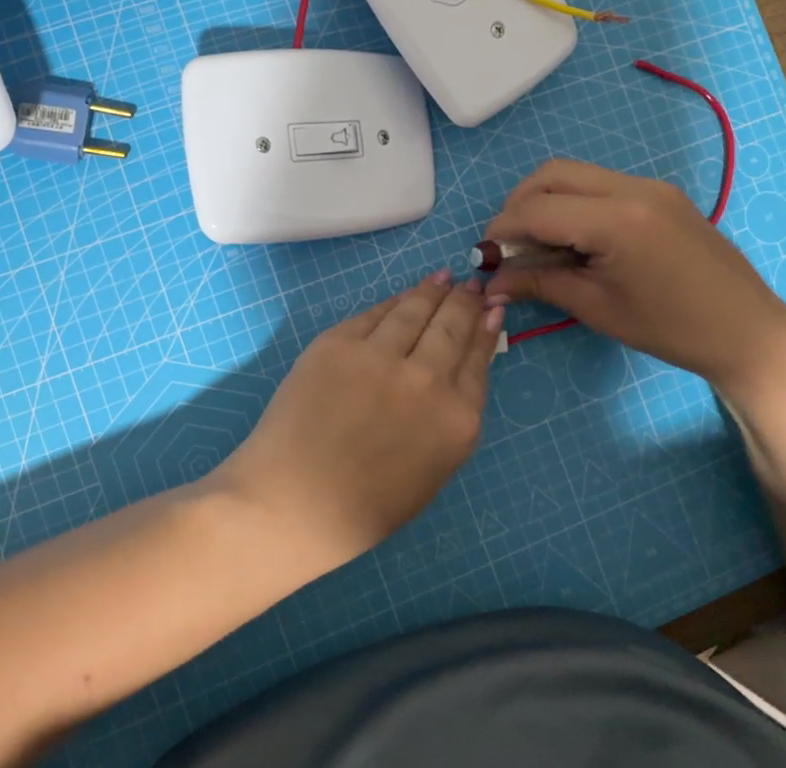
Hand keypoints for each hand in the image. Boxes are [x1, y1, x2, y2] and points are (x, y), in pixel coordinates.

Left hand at [213, 272, 502, 569]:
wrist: (293, 502)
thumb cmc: (365, 506)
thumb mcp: (431, 471)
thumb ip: (449, 419)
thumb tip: (457, 375)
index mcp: (457, 420)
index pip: (478, 358)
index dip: (485, 327)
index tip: (491, 307)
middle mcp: (427, 379)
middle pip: (452, 326)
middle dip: (464, 301)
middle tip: (470, 286)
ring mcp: (380, 356)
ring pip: (414, 310)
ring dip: (431, 291)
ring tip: (442, 279)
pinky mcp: (338, 342)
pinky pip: (374, 314)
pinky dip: (393, 302)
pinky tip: (402, 296)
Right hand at [483, 159, 785, 393]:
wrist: (748, 331)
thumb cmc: (671, 328)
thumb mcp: (597, 308)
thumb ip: (539, 284)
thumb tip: (491, 281)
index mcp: (617, 219)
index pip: (537, 208)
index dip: (502, 230)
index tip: (485, 257)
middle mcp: (632, 188)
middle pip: (551, 174)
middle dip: (518, 204)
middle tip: (507, 245)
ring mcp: (650, 187)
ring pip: (575, 175)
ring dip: (545, 201)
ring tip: (537, 245)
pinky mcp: (660, 195)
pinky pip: (600, 185)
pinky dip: (573, 203)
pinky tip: (572, 240)